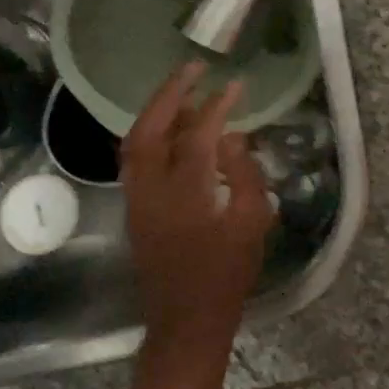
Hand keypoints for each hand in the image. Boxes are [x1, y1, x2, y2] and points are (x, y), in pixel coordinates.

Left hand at [121, 60, 275, 355]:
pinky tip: (175, 129)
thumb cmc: (228, 272)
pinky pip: (136, 159)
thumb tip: (231, 136)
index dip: (217, 105)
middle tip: (194, 68)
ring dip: (157, 112)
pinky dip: (152, 134)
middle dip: (169, 94)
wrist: (187, 320)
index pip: (198, 134)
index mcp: (186, 192)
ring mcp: (137, 200)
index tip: (235, 84)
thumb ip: (244, 174)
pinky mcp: (135, 209)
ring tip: (186, 92)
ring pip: (135, 143)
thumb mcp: (253, 221)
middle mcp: (151, 190)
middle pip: (149, 129)